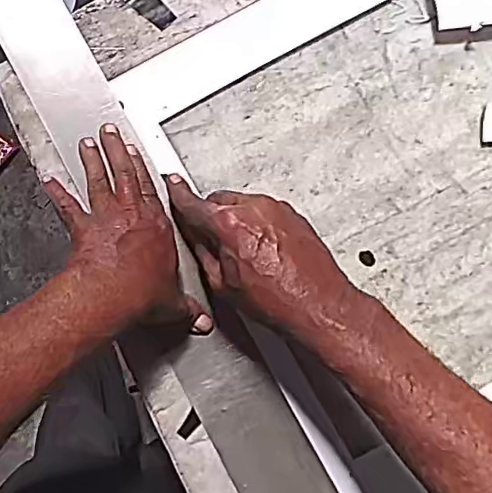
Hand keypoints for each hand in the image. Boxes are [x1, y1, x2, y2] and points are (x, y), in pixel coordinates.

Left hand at [42, 124, 211, 336]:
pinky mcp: (84, 228)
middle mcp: (132, 214)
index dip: (144, 167)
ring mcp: (106, 218)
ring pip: (99, 181)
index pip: (152, 188)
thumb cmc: (141, 293)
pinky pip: (68, 206)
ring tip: (87, 143)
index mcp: (157, 225)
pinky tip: (50, 180)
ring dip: (92, 160)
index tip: (138, 151)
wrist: (111, 295)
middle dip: (117, 149)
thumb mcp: (172, 303)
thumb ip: (186, 308)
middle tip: (111, 132)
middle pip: (125, 173)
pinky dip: (57, 193)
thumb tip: (201, 322)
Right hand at [164, 180, 370, 343]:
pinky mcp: (292, 214)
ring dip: (237, 222)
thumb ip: (203, 252)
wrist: (318, 306)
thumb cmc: (279, 301)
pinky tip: (263, 254)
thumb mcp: (222, 284)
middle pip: (219, 201)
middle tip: (214, 245)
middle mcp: (254, 209)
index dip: (178, 195)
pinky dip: (258, 226)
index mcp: (229, 224)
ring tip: (246, 256)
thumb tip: (197, 241)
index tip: (173, 186)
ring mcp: (276, 209)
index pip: (193, 203)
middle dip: (213, 219)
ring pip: (243, 205)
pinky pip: (264, 212)